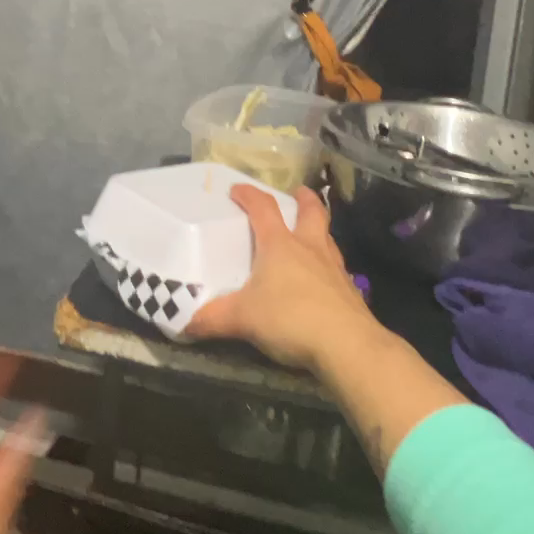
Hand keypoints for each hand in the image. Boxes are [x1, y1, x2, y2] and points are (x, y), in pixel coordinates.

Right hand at [185, 183, 383, 371]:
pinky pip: (336, 268)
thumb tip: (185, 323)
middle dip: (304, 199)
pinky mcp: (349, 291)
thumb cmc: (290, 318)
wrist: (347, 344)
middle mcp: (310, 248)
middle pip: (311, 213)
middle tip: (299, 192)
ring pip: (327, 238)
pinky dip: (327, 265)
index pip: (263, 208)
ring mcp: (334, 268)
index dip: (249, 195)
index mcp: (280, 245)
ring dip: (319, 230)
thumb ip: (213, 319)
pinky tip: (322, 279)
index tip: (237, 189)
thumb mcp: (243, 319)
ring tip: (311, 233)